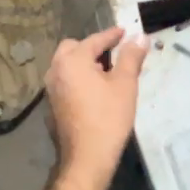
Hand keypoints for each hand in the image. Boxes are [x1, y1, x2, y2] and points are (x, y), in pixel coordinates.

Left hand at [45, 26, 148, 180]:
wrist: (86, 157)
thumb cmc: (108, 118)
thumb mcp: (125, 84)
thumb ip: (131, 57)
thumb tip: (140, 37)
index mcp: (72, 61)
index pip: (94, 40)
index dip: (112, 35)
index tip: (125, 32)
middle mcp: (55, 70)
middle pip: (72, 48)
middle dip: (92, 47)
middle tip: (113, 53)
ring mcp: (50, 89)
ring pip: (66, 65)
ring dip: (83, 62)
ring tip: (105, 71)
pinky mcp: (51, 105)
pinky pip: (64, 82)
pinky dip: (77, 79)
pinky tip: (93, 91)